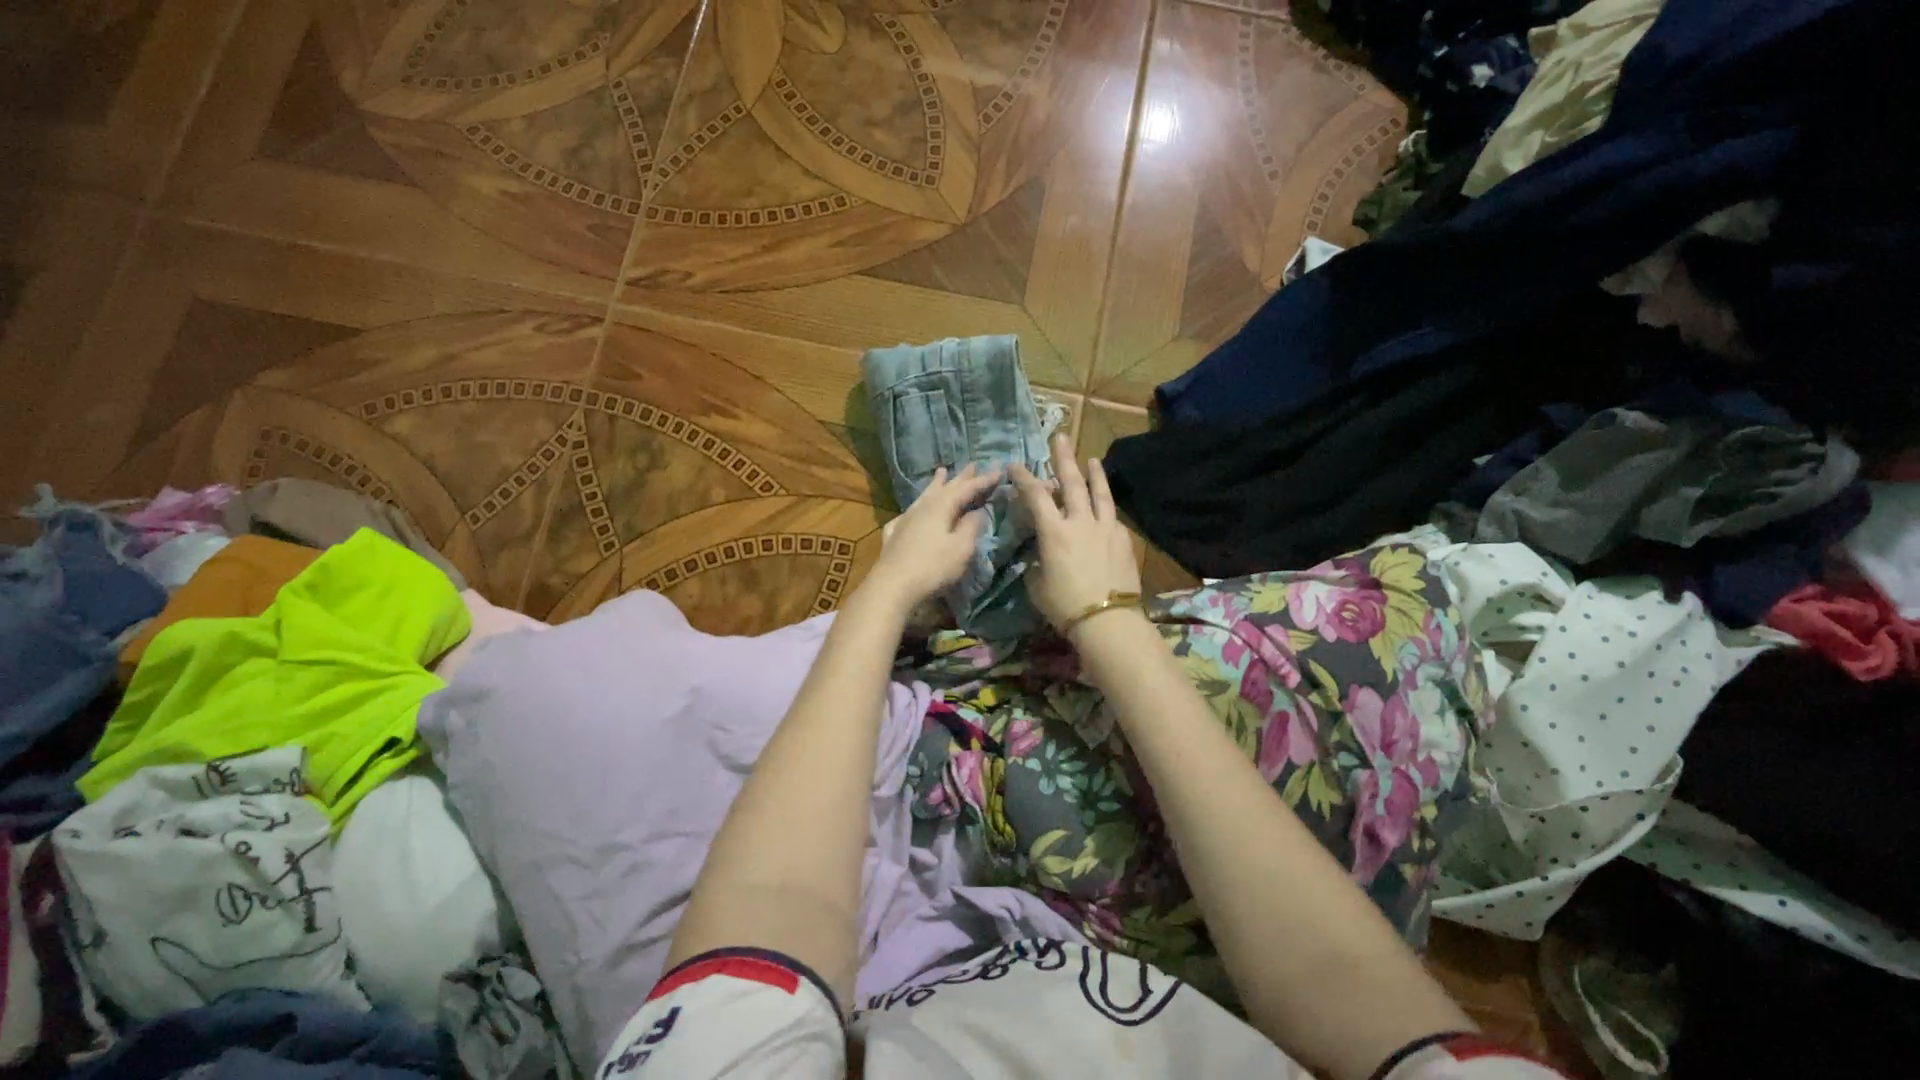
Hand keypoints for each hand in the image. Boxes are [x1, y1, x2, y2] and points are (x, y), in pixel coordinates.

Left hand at [863, 464, 1001, 610]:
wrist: (892, 585)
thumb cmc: (933, 567)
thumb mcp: (961, 548)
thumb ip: (971, 527)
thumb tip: (978, 512)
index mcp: (941, 507)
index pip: (966, 488)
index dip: (984, 480)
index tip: (998, 470)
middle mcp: (922, 507)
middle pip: (944, 487)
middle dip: (961, 477)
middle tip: (972, 464)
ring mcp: (905, 519)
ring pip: (924, 496)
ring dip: (935, 484)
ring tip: (941, 472)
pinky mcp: (894, 534)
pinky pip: (908, 513)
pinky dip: (916, 507)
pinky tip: (911, 511)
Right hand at [1011, 434, 1141, 633]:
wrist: (1108, 620)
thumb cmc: (1065, 607)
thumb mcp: (1038, 586)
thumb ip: (1038, 564)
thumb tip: (1041, 557)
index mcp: (1054, 532)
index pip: (1036, 496)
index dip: (1024, 478)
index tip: (1015, 464)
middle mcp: (1081, 522)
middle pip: (1072, 483)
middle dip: (1063, 459)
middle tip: (1060, 438)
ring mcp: (1106, 529)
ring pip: (1100, 494)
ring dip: (1094, 474)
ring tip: (1091, 459)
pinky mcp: (1124, 541)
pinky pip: (1113, 517)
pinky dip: (1106, 506)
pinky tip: (1106, 506)